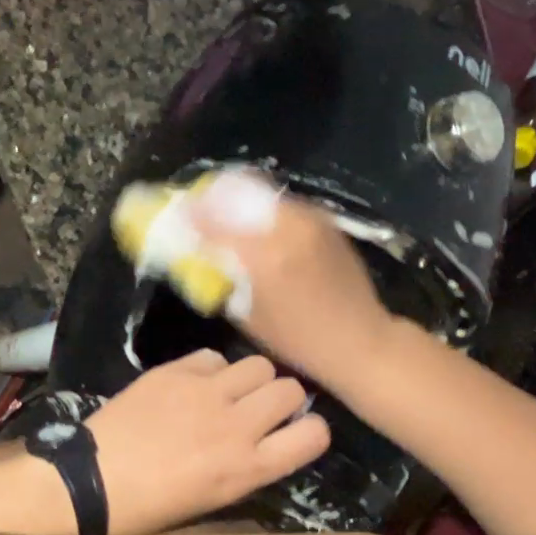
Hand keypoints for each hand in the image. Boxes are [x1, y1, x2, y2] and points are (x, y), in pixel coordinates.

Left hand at [83, 349, 329, 534]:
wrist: (88, 484)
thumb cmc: (147, 510)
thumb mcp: (212, 502)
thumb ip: (249, 467)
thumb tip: (270, 439)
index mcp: (247, 469)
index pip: (315, 434)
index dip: (309, 431)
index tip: (293, 433)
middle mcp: (235, 425)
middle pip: (291, 389)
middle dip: (283, 399)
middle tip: (259, 410)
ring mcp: (203, 394)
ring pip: (258, 365)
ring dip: (251, 380)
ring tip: (228, 394)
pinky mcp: (172, 372)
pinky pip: (214, 357)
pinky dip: (212, 369)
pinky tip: (194, 386)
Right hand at [186, 170, 408, 383]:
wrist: (359, 338)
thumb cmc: (299, 339)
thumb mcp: (248, 315)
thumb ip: (225, 280)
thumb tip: (205, 258)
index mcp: (263, 254)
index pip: (213, 220)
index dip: (189, 215)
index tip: (176, 215)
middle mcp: (286, 227)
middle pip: (238, 194)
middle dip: (214, 200)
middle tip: (199, 211)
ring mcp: (310, 219)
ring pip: (263, 196)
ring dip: (240, 203)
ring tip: (227, 219)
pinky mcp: (326, 221)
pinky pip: (285, 207)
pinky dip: (265, 213)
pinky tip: (259, 230)